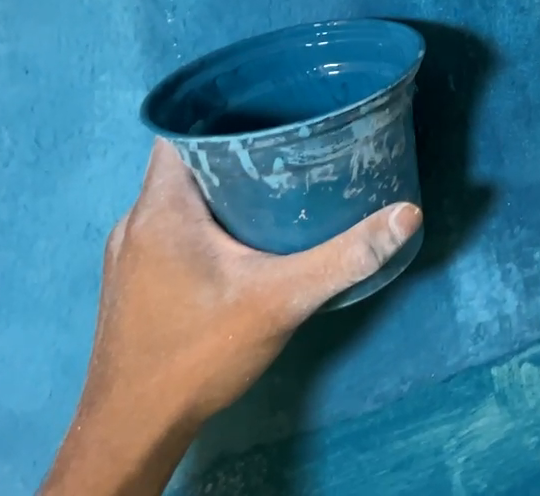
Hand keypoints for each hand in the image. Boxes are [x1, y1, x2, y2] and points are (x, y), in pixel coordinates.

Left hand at [40, 139, 421, 495]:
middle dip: (243, 147)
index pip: (182, 131)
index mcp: (161, 210)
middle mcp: (137, 222)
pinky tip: (254, 233)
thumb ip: (347, 256)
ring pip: (183, 195)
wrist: (132, 433)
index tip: (278, 107)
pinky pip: (177, 224)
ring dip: (228, 182)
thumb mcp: (283, 300)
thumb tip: (408, 213)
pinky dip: (214, 214)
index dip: (227, 110)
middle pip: (189, 160)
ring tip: (287, 180)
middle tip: (301, 143)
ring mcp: (131, 254)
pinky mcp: (137, 281)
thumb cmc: (198, 353)